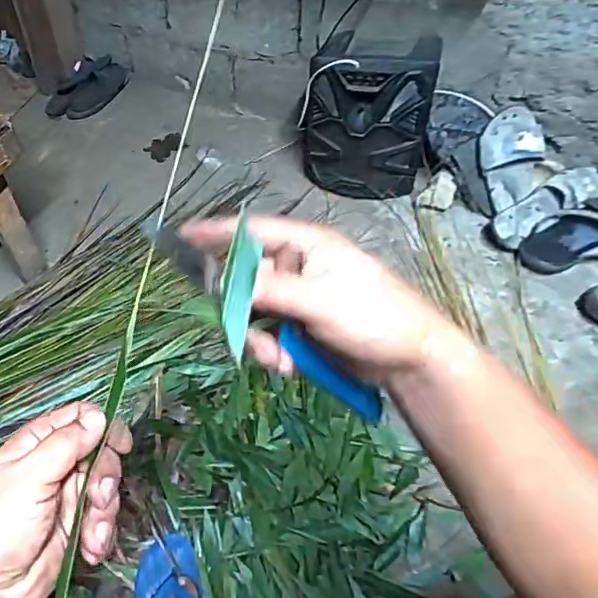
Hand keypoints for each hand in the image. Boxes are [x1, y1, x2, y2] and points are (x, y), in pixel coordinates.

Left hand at [0, 403, 129, 597]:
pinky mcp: (75, 527)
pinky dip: (102, 534)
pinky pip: (103, 519)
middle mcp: (55, 465)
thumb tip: (99, 416)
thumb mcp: (29, 477)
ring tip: (90, 535)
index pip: (79, 418)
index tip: (119, 445)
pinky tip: (89, 550)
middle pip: (100, 452)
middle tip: (98, 497)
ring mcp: (66, 497)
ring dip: (105, 511)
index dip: (102, 426)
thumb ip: (66, 444)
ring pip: (106, 487)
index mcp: (37, 443)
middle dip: (106, 476)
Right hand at [180, 215, 472, 384]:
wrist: (412, 361)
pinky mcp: (300, 324)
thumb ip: (270, 290)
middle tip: (241, 330)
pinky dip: (272, 351)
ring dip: (258, 338)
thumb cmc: (375, 317)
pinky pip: (267, 333)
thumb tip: (225, 284)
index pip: (252, 231)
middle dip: (241, 310)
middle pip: (244, 278)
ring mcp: (298, 297)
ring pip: (252, 312)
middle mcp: (297, 266)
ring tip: (278, 360)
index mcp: (306, 245)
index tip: (185, 235)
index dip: (217, 232)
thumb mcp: (320, 301)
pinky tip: (290, 366)